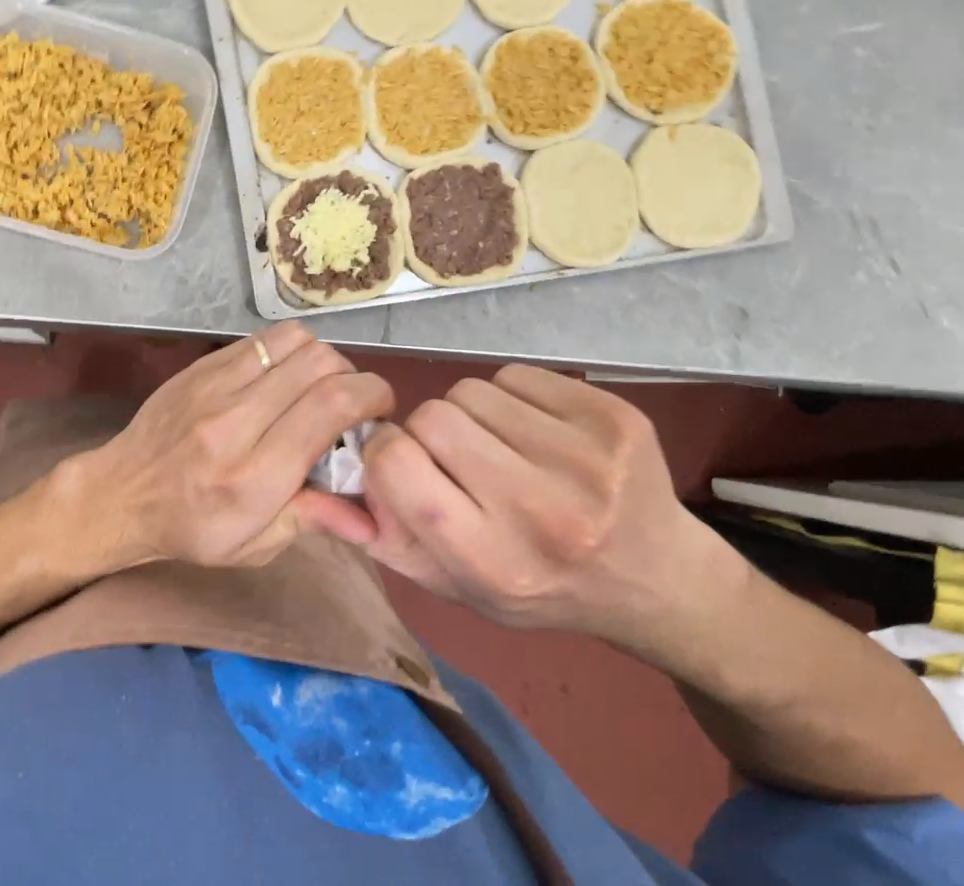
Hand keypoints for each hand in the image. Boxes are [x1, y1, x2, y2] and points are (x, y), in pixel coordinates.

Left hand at [58, 322, 393, 568]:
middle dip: (353, 379)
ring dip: (322, 360)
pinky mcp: (199, 368)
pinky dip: (287, 352)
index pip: (330, 408)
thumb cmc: (191, 529)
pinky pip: (262, 339)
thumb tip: (375, 519)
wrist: (122, 494)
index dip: (372, 397)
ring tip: (318, 388)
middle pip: (320, 366)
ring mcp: (213, 386)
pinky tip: (283, 378)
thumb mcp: (253, 545)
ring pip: (294, 342)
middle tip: (351, 405)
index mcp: (253, 476)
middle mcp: (235, 422)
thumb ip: (313, 521)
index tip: (380, 412)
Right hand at [360, 365, 746, 650]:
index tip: (401, 466)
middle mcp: (541, 509)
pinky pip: (517, 376)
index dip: (384, 454)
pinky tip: (532, 435)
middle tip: (453, 461)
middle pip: (432, 418)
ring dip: (467, 414)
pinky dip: (509, 398)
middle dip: (427, 433)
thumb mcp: (451, 585)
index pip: (396, 463)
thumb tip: (310, 491)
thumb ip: (380, 537)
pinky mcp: (615, 419)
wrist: (652, 580)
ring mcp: (586, 460)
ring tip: (496, 450)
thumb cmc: (536, 588)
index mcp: (490, 558)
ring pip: (470, 391)